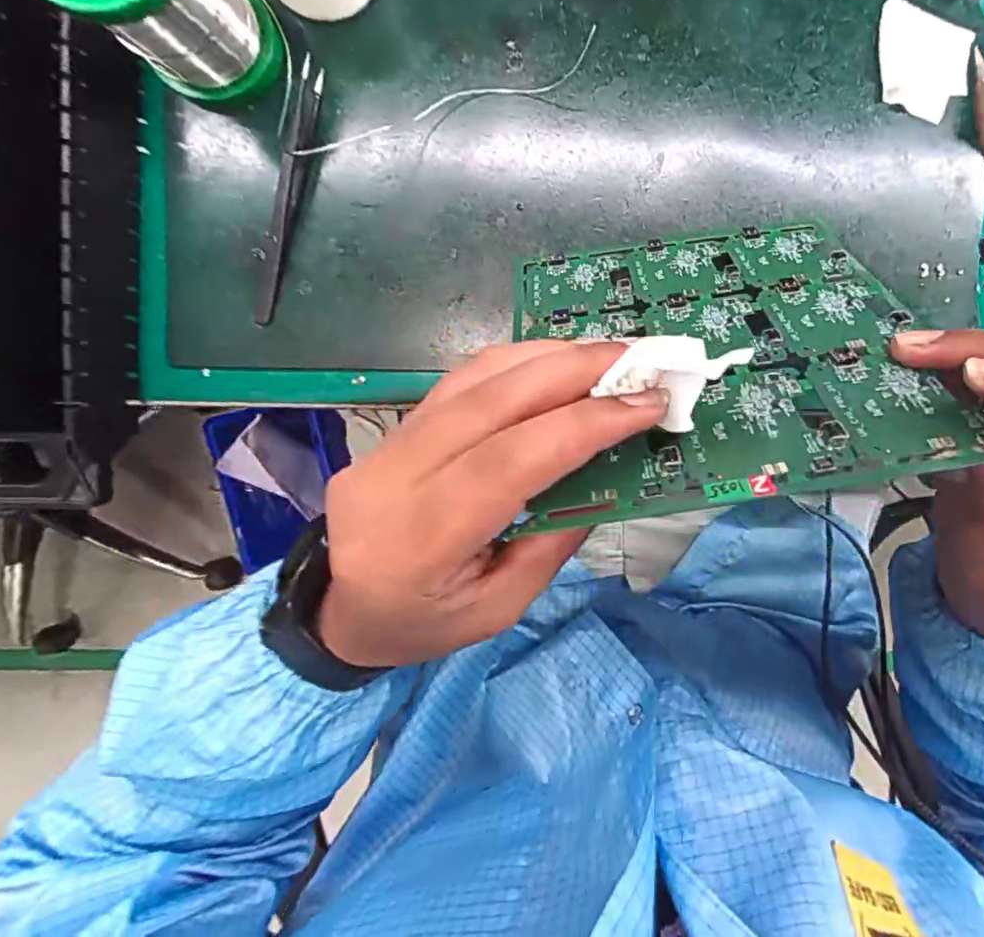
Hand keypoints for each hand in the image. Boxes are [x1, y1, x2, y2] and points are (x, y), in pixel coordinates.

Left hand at [318, 342, 668, 667]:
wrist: (339, 610)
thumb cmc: (422, 625)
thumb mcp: (499, 608)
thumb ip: (553, 540)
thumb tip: (605, 469)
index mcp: (422, 540)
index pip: (509, 462)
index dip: (582, 424)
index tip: (644, 404)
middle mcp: (395, 478)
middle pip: (489, 402)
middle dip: (571, 371)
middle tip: (635, 358)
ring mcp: (385, 446)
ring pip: (471, 379)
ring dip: (543, 358)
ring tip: (601, 357)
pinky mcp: (390, 430)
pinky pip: (457, 383)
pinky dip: (511, 365)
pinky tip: (549, 364)